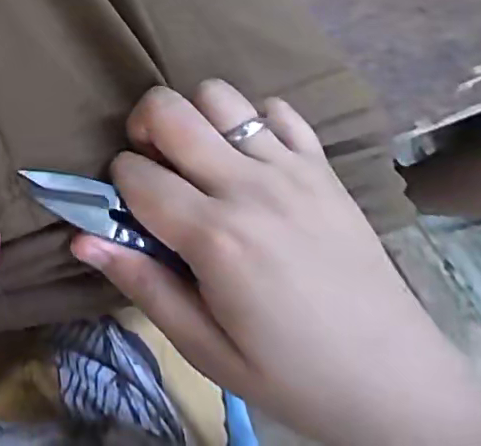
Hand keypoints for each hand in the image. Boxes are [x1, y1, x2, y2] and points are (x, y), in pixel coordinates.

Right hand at [72, 81, 480, 445]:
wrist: (400, 386)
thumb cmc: (293, 376)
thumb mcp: (207, 349)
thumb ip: (142, 285)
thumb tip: (80, 236)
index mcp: (216, 238)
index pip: (135, 173)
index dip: (118, 184)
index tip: (131, 208)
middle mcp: (248, 188)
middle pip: (168, 110)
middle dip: (143, 126)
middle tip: (153, 163)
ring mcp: (291, 170)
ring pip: (218, 94)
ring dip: (196, 117)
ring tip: (202, 157)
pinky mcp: (323, 166)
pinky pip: (278, 109)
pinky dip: (255, 121)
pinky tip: (255, 159)